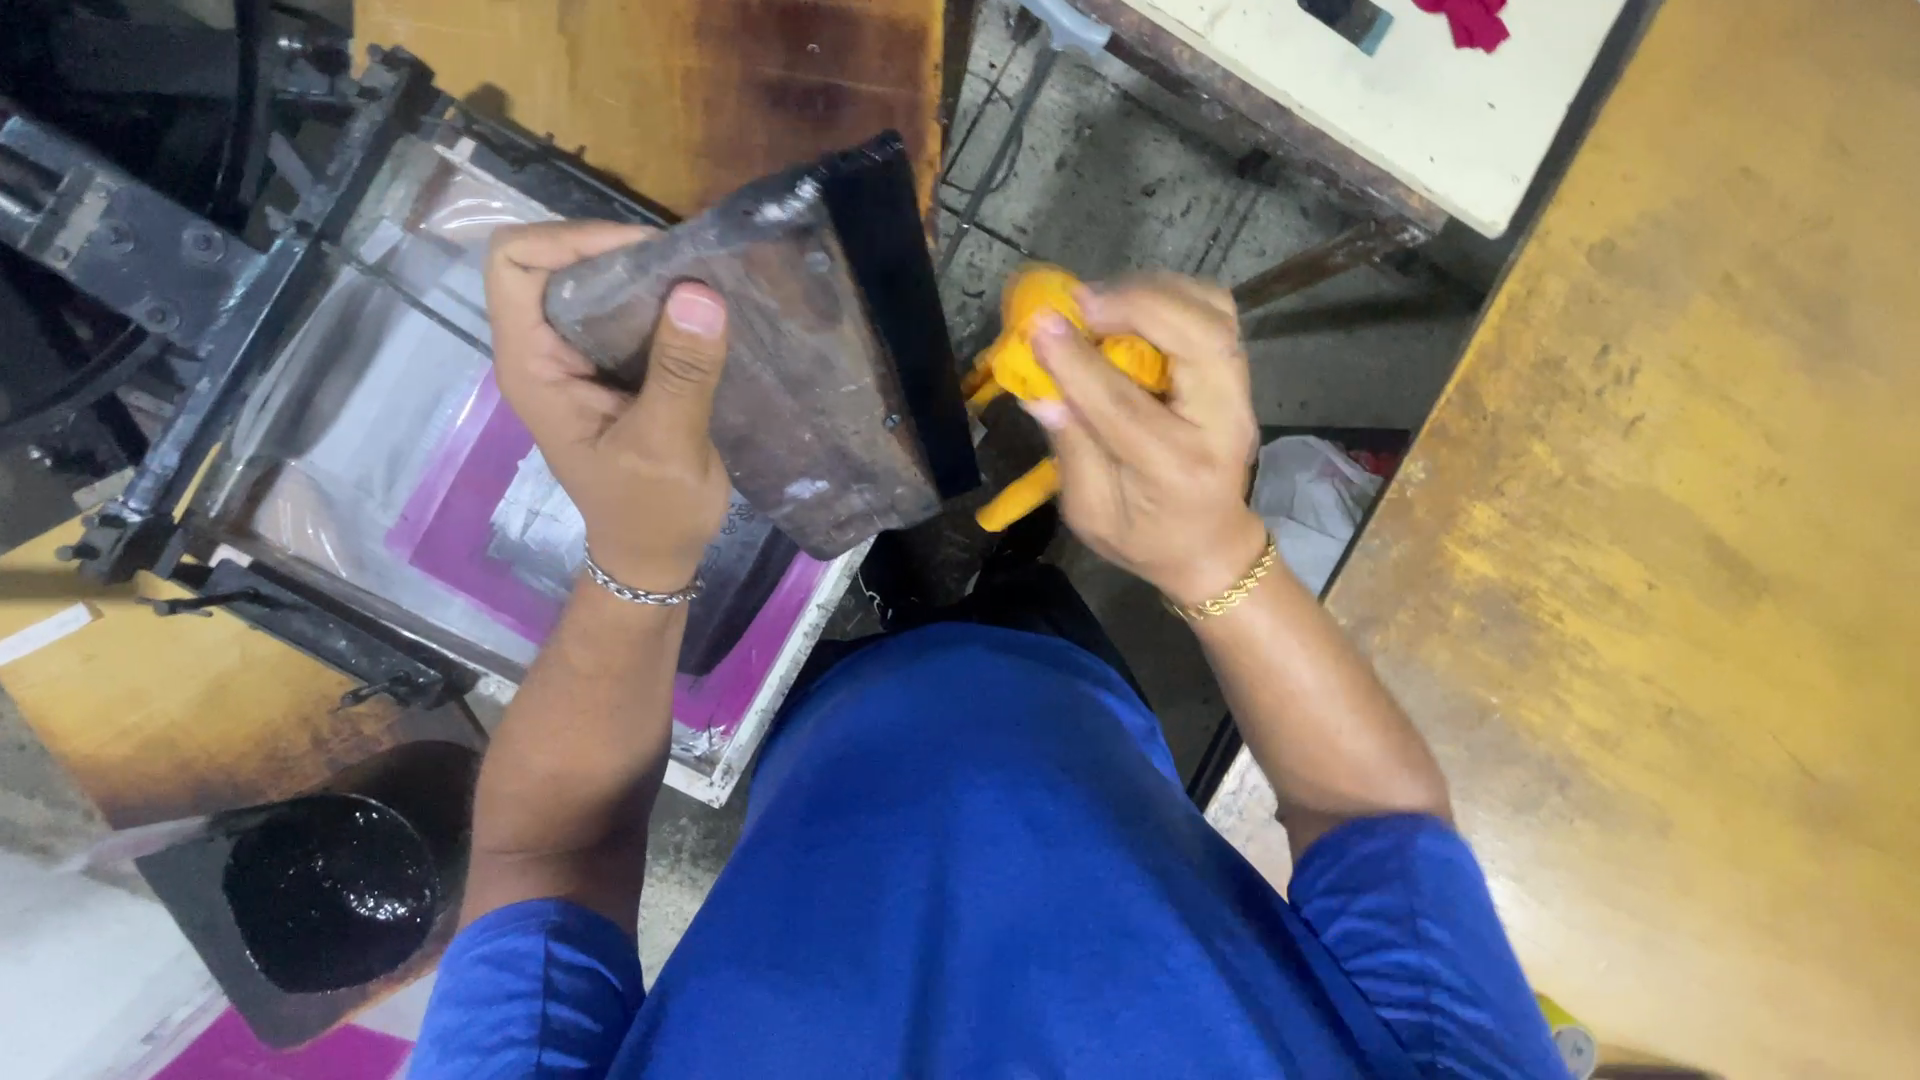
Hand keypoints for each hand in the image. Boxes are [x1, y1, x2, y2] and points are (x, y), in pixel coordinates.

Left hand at [486, 221, 731, 591]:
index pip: (516, 264)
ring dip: (643, 277)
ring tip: (700, 284)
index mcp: (533, 367)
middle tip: (686, 268)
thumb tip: (701, 294)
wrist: (656, 555)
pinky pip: (625, 314)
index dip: (572, 239)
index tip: (647, 254)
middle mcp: (545, 352)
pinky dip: (659, 303)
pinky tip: (699, 314)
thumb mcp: (667, 447)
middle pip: (555, 263)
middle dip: (616, 252)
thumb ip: (682, 374)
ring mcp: (578, 361)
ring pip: (593, 285)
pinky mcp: (612, 371)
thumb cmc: (651, 512)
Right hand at [1024, 273, 1266, 606]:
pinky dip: (1173, 296)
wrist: (1209, 545)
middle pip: (1199, 339)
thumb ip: (1071, 452)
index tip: (1038, 325)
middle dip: (1137, 304)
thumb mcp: (1091, 515)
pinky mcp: (1237, 377)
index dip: (1077, 361)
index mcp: (1175, 470)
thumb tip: (1041, 392)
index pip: (1124, 404)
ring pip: (1215, 314)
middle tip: (1081, 300)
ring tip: (1102, 300)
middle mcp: (1220, 424)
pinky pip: (1215, 314)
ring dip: (1155, 292)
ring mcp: (1239, 395)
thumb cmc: (1144, 538)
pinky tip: (1131, 306)